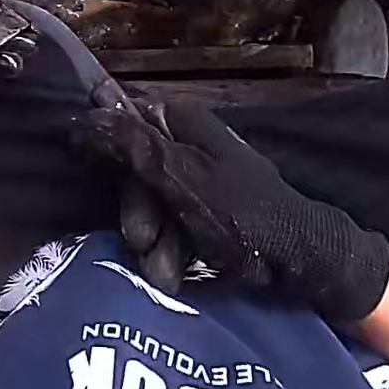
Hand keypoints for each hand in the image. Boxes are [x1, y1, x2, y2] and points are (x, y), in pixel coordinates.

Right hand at [82, 100, 388, 320]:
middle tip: (143, 241)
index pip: (126, 121)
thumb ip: (133, 146)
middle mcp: (187, 142)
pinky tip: (178, 273)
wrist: (301, 262)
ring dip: (155, 241)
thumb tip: (87, 115)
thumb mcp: (181, 178)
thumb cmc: (241, 214)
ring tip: (167, 271)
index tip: (96, 178)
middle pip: (136, 170)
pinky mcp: (204, 210)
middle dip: (139, 212)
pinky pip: (171, 223)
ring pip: (151, 203)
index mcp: (183, 122)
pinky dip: (172, 249)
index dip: (108, 149)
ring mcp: (197, 178)